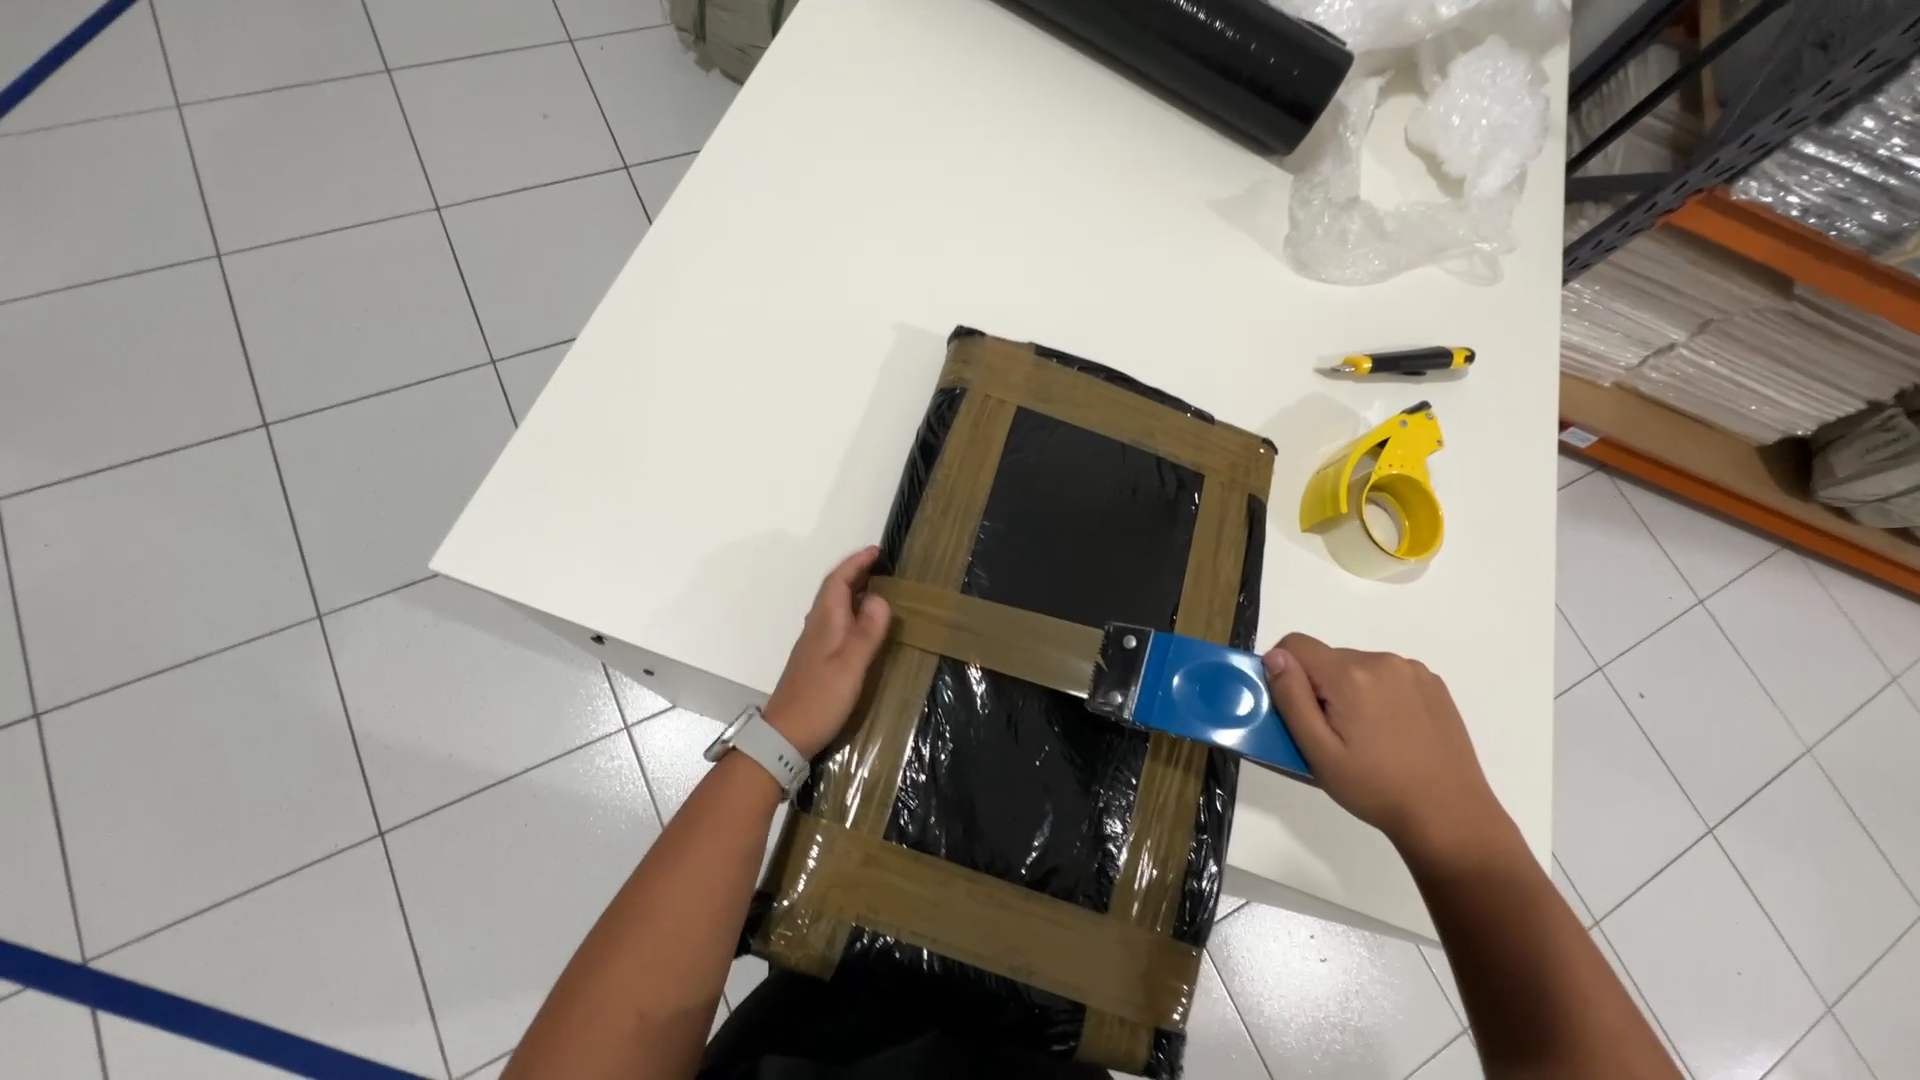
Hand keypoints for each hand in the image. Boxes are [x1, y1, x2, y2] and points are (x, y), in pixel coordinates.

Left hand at [763, 546, 892, 758]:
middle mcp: (817, 626)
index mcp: (825, 621)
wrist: (786, 735)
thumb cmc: (820, 699)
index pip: (838, 580)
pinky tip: (864, 625)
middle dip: (856, 572)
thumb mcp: (850, 666)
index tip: (878, 550)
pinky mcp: (816, 660)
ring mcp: (814, 643)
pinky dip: (851, 613)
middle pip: (834, 590)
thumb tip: (880, 597)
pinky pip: (835, 622)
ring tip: (879, 588)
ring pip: (834, 606)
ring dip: (854, 592)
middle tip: (883, 565)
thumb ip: (867, 631)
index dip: (856, 563)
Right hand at [1262, 634, 1509, 857]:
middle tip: (1332, 735)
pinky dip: (1378, 695)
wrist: (1449, 814)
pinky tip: (1391, 732)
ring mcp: (1412, 671)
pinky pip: (1386, 676)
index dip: (1284, 673)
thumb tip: (1275, 656)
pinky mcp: (1433, 684)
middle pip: (1327, 658)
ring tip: (1365, 737)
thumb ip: (1292, 698)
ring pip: (1357, 667)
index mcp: (1350, 675)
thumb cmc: (1374, 788)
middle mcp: (1382, 660)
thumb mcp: (1318, 752)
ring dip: (1349, 692)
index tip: (1296, 710)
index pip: (1295, 645)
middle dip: (1319, 688)